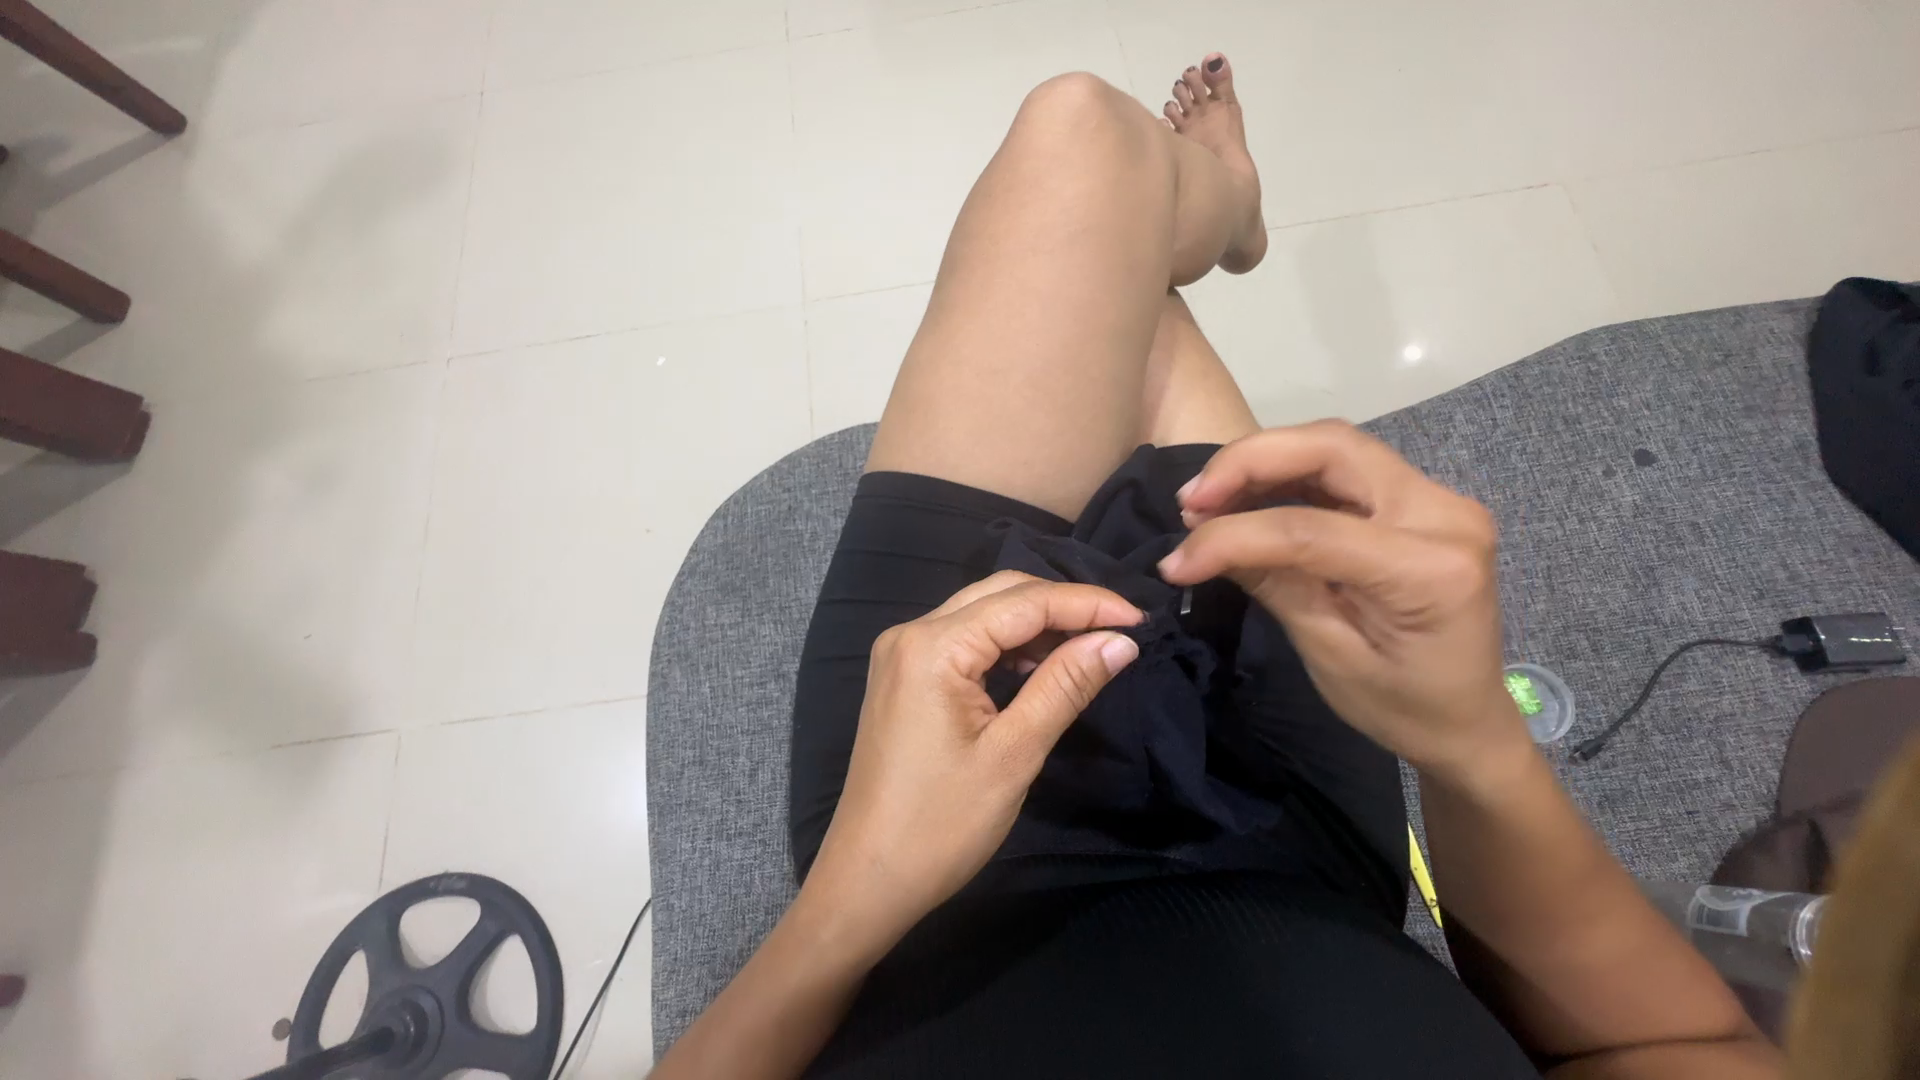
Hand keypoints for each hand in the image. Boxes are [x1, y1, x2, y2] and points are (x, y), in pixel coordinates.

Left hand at [807, 571, 1142, 945]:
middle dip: (1063, 605)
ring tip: (1089, 648)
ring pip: (982, 613)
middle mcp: (911, 633)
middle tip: (1119, 630)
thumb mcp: (1014, 754)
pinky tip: (1040, 666)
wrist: (869, 879)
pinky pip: (964, 640)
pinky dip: (1006, 646)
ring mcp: (902, 654)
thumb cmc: (942, 824)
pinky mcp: (903, 676)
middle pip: (1000, 594)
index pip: (1023, 601)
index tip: (1140, 618)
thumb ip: (1065, 686)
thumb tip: (1120, 641)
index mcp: (932, 646)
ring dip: (1036, 624)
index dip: (1086, 603)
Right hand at [1159, 421, 1528, 781]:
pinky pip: (1341, 466)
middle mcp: (1443, 513)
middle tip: (1190, 500)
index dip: (1231, 536)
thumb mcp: (1327, 652)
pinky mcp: (1416, 500)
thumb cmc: (1401, 705)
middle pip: (1331, 447)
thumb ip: (1272, 583)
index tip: (1176, 562)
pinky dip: (1284, 473)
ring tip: (1205, 498)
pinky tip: (1243, 496)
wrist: (1465, 721)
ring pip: (1333, 445)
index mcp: (1430, 570)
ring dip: (1261, 462)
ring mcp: (1434, 499)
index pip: (1310, 528)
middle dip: (1248, 462)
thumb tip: (1198, 544)